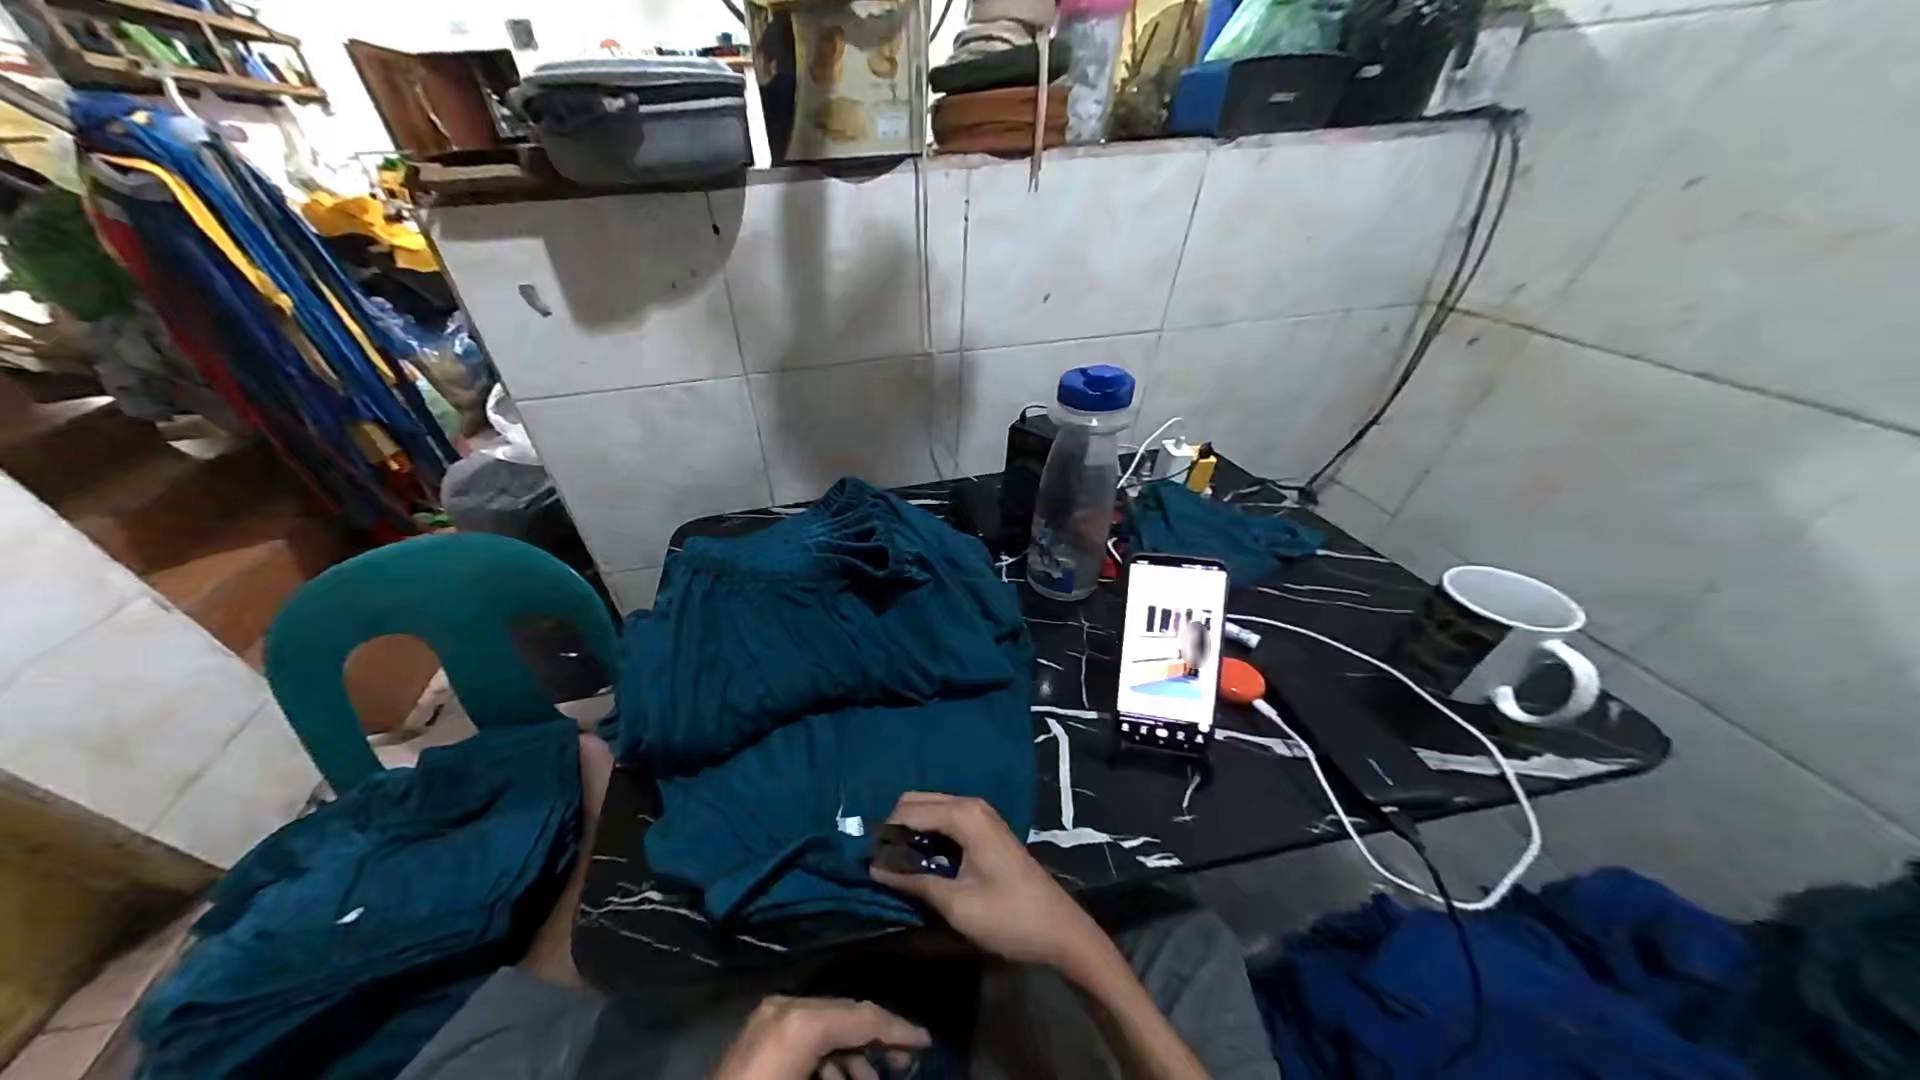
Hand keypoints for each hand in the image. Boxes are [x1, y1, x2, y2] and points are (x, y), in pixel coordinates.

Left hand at [710, 996, 928, 1079]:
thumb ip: (857, 1073)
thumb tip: (883, 1069)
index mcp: (801, 1021)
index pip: (863, 1016)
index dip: (899, 1030)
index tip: (927, 1043)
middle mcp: (785, 1008)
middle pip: (845, 1014)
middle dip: (877, 1039)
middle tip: (907, 1063)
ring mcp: (767, 1018)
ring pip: (825, 1024)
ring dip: (852, 1052)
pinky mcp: (757, 1035)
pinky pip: (803, 1036)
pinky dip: (826, 1056)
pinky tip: (840, 1079)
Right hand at [868, 792, 1108, 975]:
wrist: (1060, 930)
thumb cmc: (1009, 917)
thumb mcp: (956, 904)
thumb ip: (914, 881)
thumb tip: (875, 867)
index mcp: (964, 815)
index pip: (908, 810)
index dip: (883, 834)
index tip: (866, 861)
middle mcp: (971, 804)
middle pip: (917, 801)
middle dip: (894, 827)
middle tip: (880, 863)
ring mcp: (981, 815)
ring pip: (931, 808)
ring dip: (910, 830)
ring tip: (895, 865)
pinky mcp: (985, 828)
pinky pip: (945, 819)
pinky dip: (927, 833)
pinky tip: (920, 861)